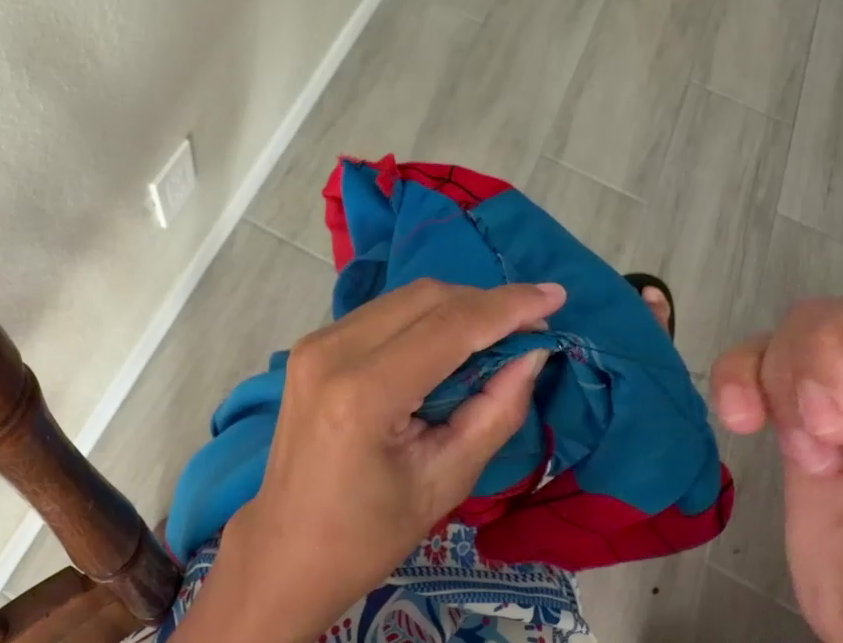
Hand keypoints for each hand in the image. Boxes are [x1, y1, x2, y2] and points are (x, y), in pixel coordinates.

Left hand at [176, 278, 564, 642]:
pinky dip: (424, 318)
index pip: (448, 326)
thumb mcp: (445, 481)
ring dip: (456, 307)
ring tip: (500, 334)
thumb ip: (495, 411)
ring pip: (404, 298)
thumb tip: (533, 352)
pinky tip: (452, 342)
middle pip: (426, 298)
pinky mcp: (313, 343)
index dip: (507, 306)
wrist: (287, 547)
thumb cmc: (369, 532)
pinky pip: (383, 312)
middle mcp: (332, 350)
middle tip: (532, 324)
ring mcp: (316, 342)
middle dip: (485, 303)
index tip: (555, 296)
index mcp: (362, 393)